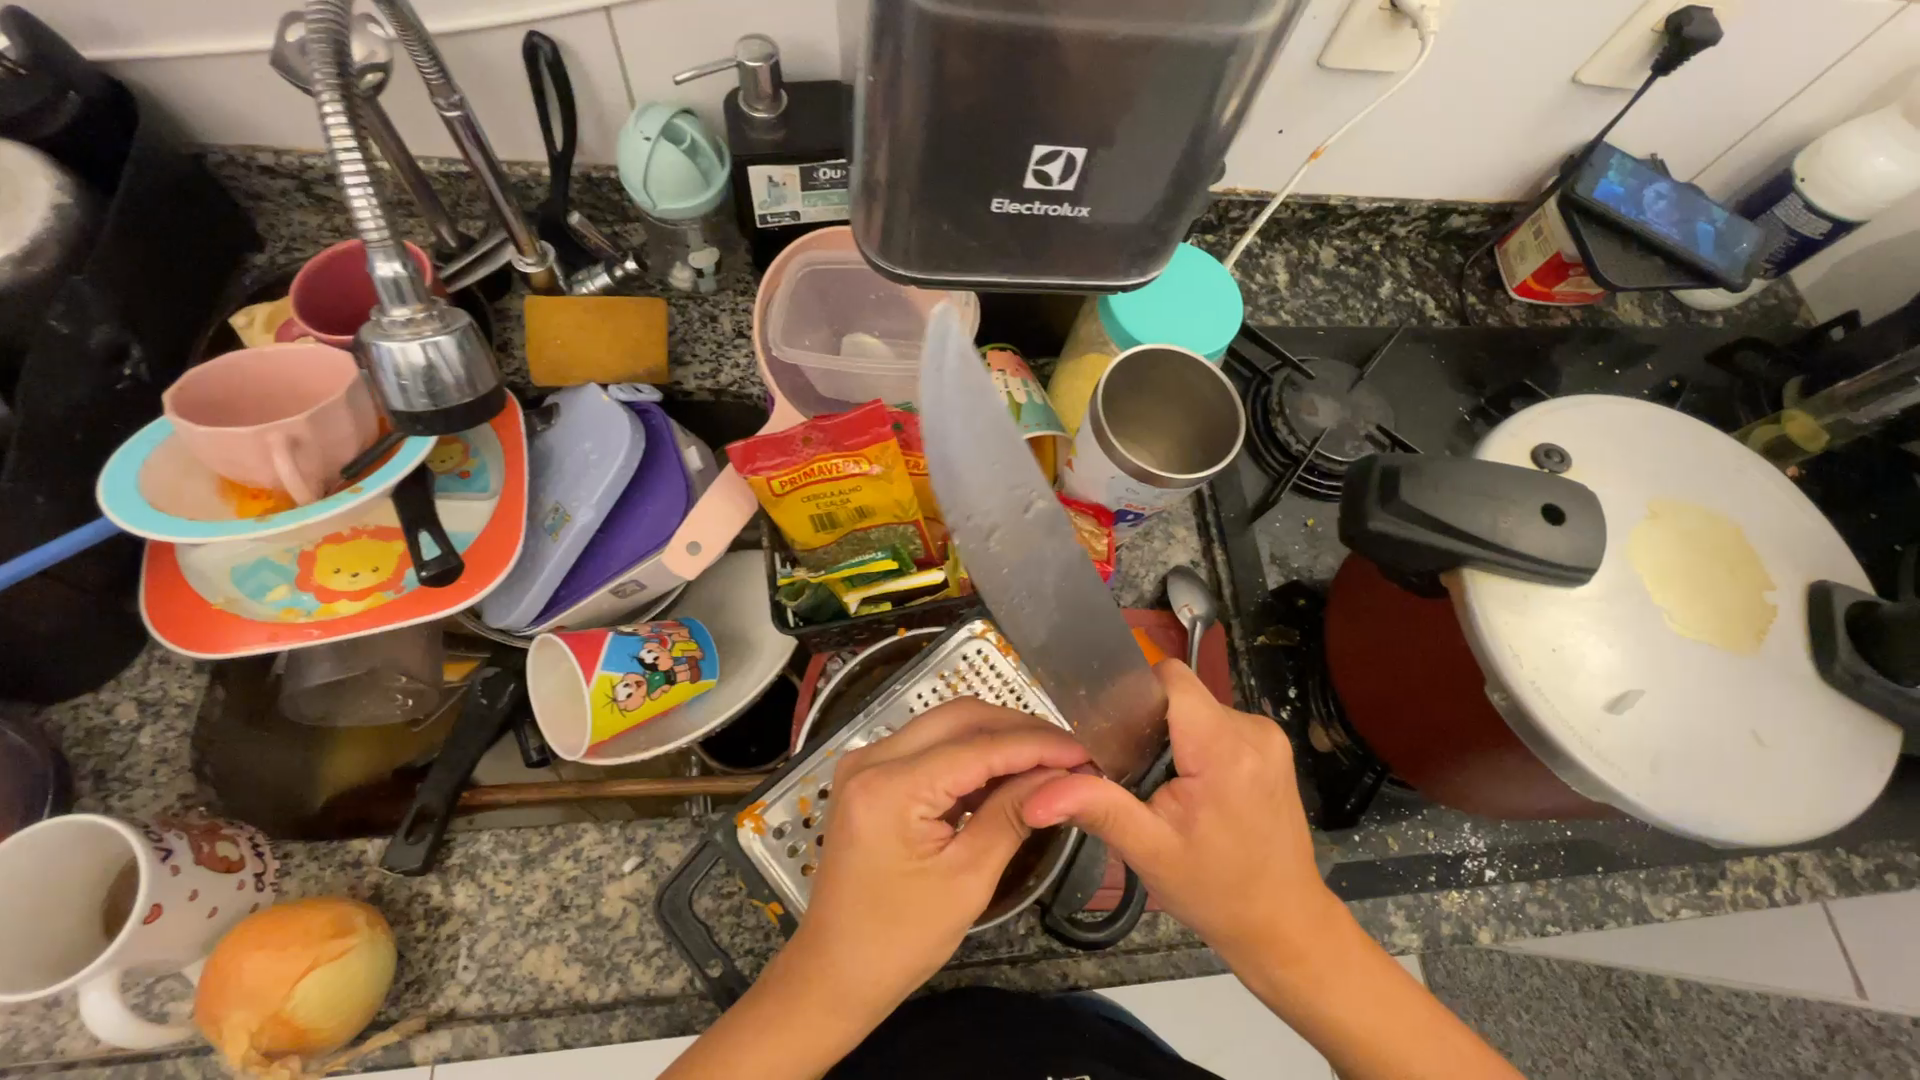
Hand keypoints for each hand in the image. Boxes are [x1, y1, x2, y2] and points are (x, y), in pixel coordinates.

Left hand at [787, 700, 1091, 1015]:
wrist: (835, 971)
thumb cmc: (899, 939)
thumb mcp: (967, 879)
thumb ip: (1013, 815)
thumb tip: (1062, 776)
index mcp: (890, 788)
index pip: (979, 747)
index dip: (1037, 746)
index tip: (1084, 754)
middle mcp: (871, 758)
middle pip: (960, 718)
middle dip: (1019, 730)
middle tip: (1069, 754)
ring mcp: (866, 762)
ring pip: (945, 725)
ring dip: (996, 738)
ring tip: (1046, 762)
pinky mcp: (870, 775)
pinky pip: (929, 747)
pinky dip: (970, 755)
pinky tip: (1005, 774)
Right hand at [1022, 661, 1334, 964]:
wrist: (1284, 924)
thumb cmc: (1215, 891)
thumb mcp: (1148, 850)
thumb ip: (1096, 808)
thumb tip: (1034, 798)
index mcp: (1224, 748)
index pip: (1171, 678)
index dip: (1134, 693)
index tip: (1111, 730)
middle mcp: (1253, 730)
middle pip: (1181, 696)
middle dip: (1149, 725)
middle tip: (1128, 772)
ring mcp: (1268, 738)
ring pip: (1197, 709)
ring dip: (1172, 736)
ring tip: (1158, 785)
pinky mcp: (1272, 749)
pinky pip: (1218, 725)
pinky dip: (1195, 745)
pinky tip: (1188, 788)